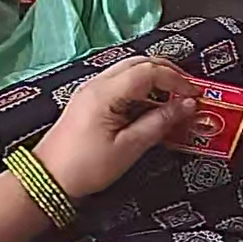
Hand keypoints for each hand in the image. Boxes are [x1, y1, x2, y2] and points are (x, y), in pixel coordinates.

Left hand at [34, 56, 200, 197]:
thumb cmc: (86, 167)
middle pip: (140, 62)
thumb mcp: (129, 148)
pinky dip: (143, 87)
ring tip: (175, 96)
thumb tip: (187, 105)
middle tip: (189, 90)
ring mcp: (92, 89)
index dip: (176, 79)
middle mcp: (98, 83)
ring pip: (131, 69)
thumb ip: (160, 122)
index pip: (149, 71)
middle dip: (169, 72)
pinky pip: (122, 82)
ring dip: (156, 77)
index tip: (195, 94)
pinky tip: (154, 104)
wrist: (47, 179)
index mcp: (106, 92)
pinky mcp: (91, 99)